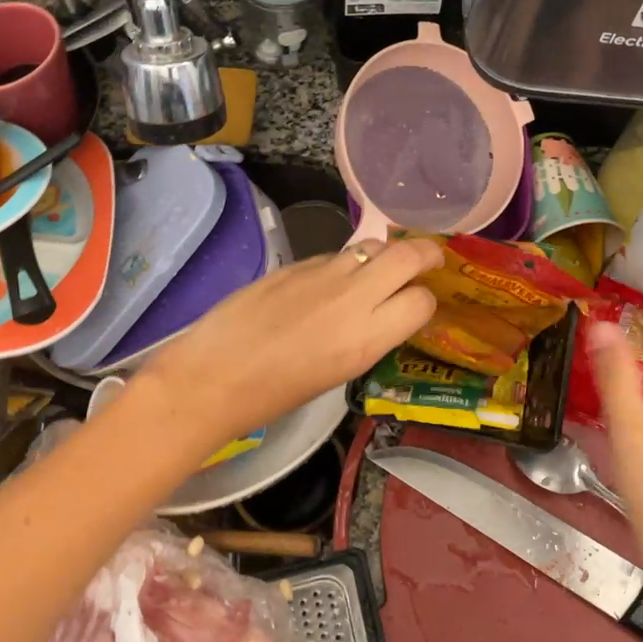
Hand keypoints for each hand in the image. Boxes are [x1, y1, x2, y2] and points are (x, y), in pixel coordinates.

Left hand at [138, 238, 441, 443]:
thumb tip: (383, 314)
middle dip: (426, 252)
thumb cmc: (274, 395)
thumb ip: (368, 337)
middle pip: (407, 256)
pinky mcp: (295, 264)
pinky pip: (335, 255)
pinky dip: (345, 264)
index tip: (421, 303)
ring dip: (384, 254)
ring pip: (371, 247)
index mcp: (366, 337)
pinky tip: (329, 284)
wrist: (213, 376)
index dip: (426, 300)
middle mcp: (353, 298)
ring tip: (380, 268)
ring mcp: (323, 274)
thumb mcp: (338, 374)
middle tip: (429, 259)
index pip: (421, 301)